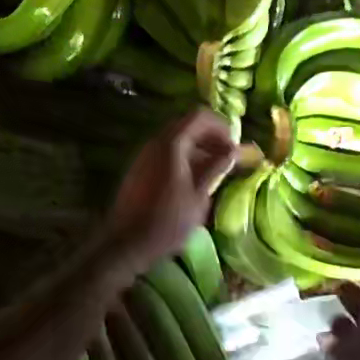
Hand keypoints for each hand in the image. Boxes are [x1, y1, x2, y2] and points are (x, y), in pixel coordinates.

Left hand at [101, 109, 237, 274]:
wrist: (126, 244)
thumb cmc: (166, 222)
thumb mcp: (199, 196)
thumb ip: (216, 168)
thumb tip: (233, 150)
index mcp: (170, 145)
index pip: (199, 116)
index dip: (220, 126)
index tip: (233, 147)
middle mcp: (153, 144)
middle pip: (186, 126)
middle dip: (209, 137)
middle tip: (226, 159)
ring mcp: (142, 156)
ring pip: (174, 141)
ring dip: (196, 149)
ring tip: (213, 172)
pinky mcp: (137, 170)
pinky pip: (163, 155)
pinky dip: (181, 159)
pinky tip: (192, 181)